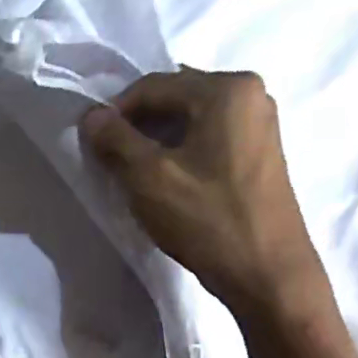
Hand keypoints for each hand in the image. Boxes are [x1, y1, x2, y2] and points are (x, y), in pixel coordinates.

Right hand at [82, 68, 331, 323]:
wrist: (266, 272)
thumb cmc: (207, 220)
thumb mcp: (149, 179)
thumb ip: (116, 141)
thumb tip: (91, 116)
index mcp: (226, 89)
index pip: (153, 85)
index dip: (115, 113)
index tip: (92, 145)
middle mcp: (250, 94)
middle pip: (175, 98)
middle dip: (137, 127)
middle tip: (110, 162)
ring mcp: (259, 124)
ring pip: (191, 122)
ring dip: (157, 142)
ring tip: (134, 177)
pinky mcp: (259, 154)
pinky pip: (208, 139)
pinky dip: (180, 154)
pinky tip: (165, 184)